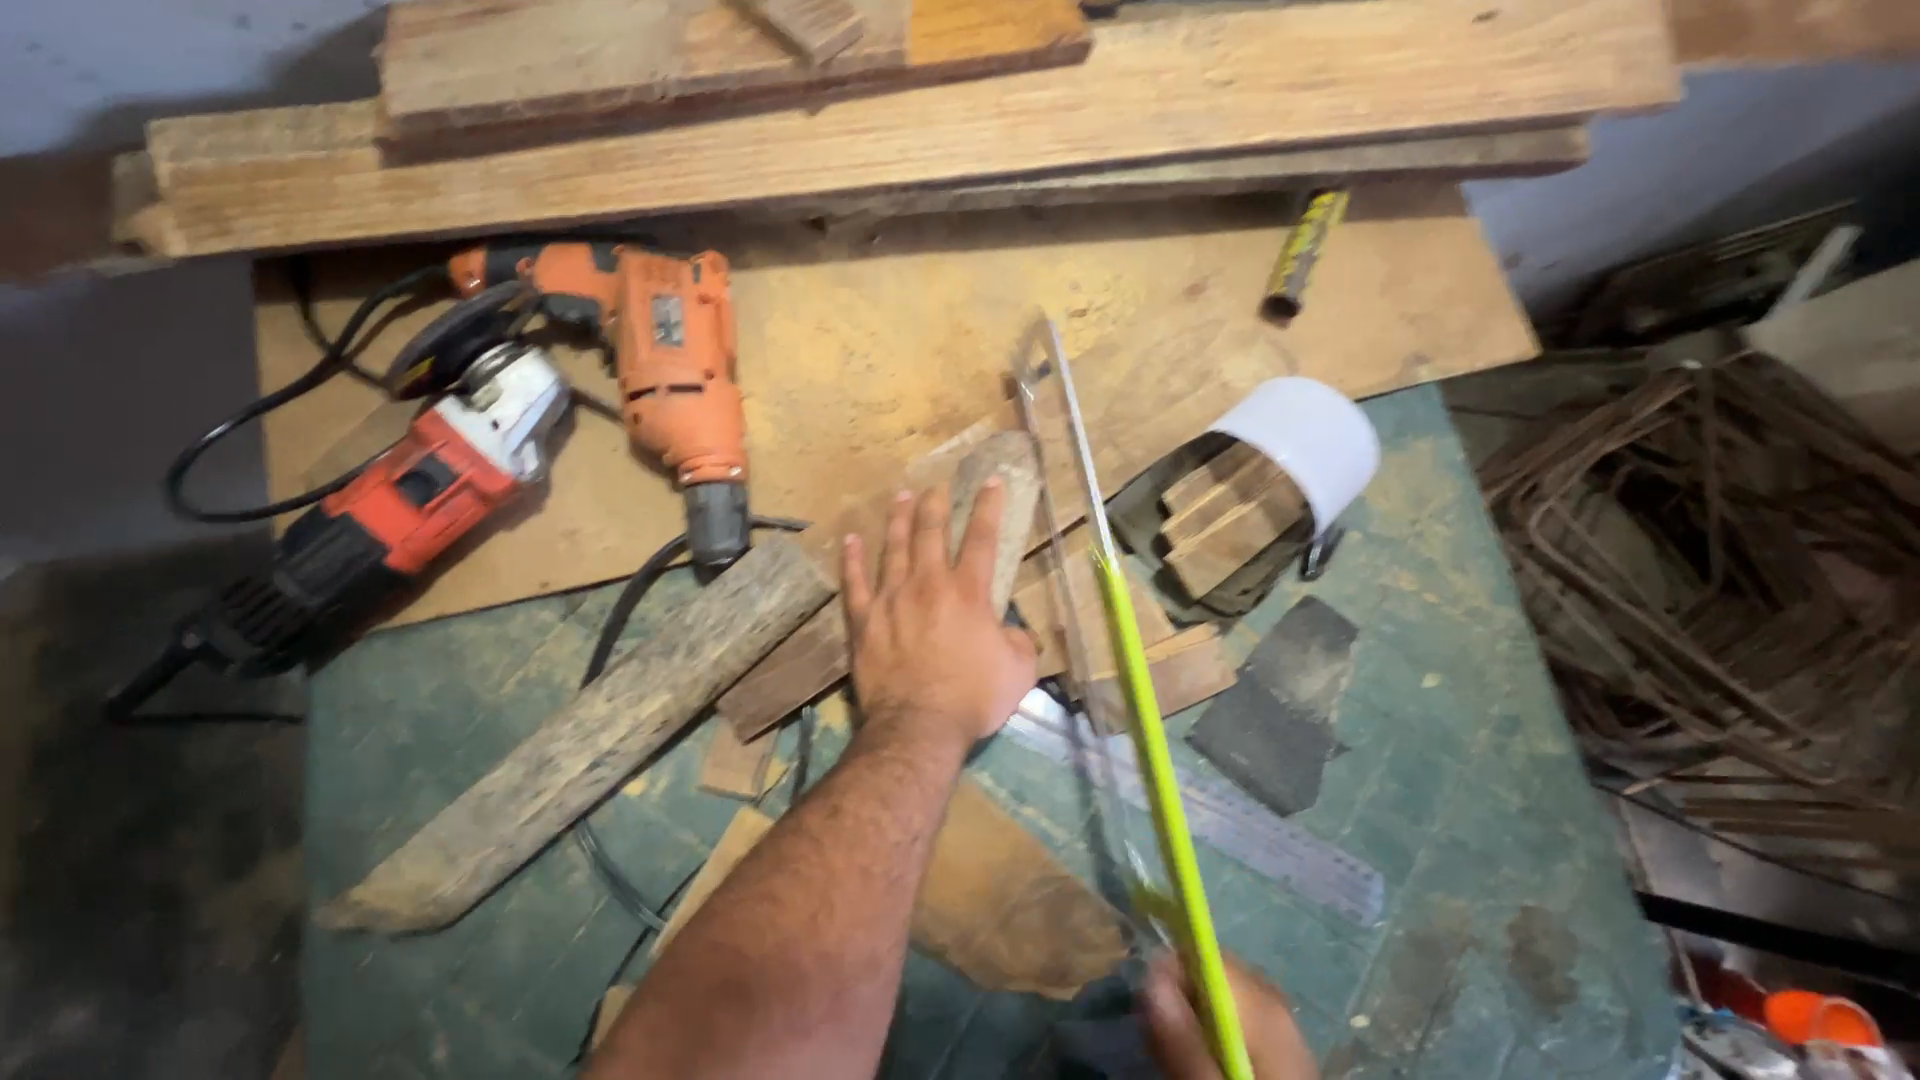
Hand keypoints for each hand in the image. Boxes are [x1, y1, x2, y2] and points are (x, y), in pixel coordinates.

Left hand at [842, 479, 1037, 751]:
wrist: (919, 725)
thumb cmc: (974, 697)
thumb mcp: (1019, 670)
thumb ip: (1018, 640)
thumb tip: (1009, 631)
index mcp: (969, 592)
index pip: (981, 538)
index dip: (988, 507)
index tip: (990, 482)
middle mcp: (928, 584)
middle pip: (931, 533)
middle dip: (936, 505)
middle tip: (936, 487)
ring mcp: (891, 599)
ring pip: (893, 548)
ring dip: (898, 520)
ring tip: (900, 497)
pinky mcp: (863, 620)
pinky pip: (854, 582)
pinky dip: (852, 559)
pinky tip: (851, 539)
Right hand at [1142, 951, 1319, 1079]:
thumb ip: (1180, 1039)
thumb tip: (1149, 975)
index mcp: (1261, 1003)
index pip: (1201, 954)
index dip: (1167, 974)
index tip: (1148, 1010)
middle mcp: (1272, 997)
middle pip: (1208, 973)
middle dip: (1178, 997)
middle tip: (1162, 1043)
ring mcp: (1279, 1018)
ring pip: (1218, 995)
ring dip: (1192, 1018)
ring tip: (1182, 1061)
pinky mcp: (1279, 1040)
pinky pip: (1234, 1015)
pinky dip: (1212, 1031)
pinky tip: (1208, 1065)